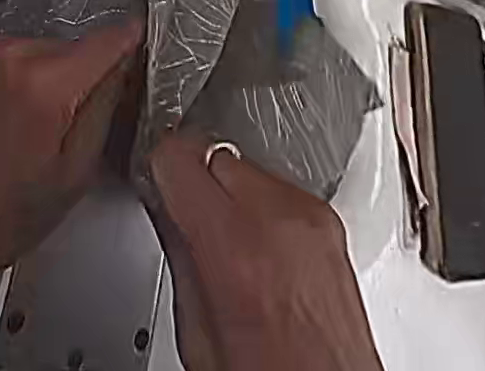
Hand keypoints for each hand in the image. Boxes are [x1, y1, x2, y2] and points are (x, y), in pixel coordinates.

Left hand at [0, 19, 142, 326]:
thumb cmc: (12, 210)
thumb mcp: (78, 167)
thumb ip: (108, 102)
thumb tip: (129, 60)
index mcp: (44, 83)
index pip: (109, 39)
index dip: (133, 45)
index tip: (148, 54)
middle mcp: (16, 53)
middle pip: (82, 46)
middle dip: (95, 72)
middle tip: (92, 115)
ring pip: (59, 48)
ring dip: (67, 74)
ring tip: (55, 121)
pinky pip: (34, 53)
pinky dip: (42, 74)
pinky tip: (32, 113)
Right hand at [150, 132, 384, 370]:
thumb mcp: (197, 330)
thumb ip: (179, 253)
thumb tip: (167, 208)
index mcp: (234, 246)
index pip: (180, 157)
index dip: (161, 164)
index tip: (156, 174)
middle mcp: (276, 218)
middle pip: (214, 153)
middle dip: (196, 178)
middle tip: (189, 212)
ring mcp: (308, 213)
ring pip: (246, 166)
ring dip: (231, 190)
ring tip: (230, 238)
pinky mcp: (328, 217)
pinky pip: (278, 187)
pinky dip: (263, 204)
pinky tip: (261, 244)